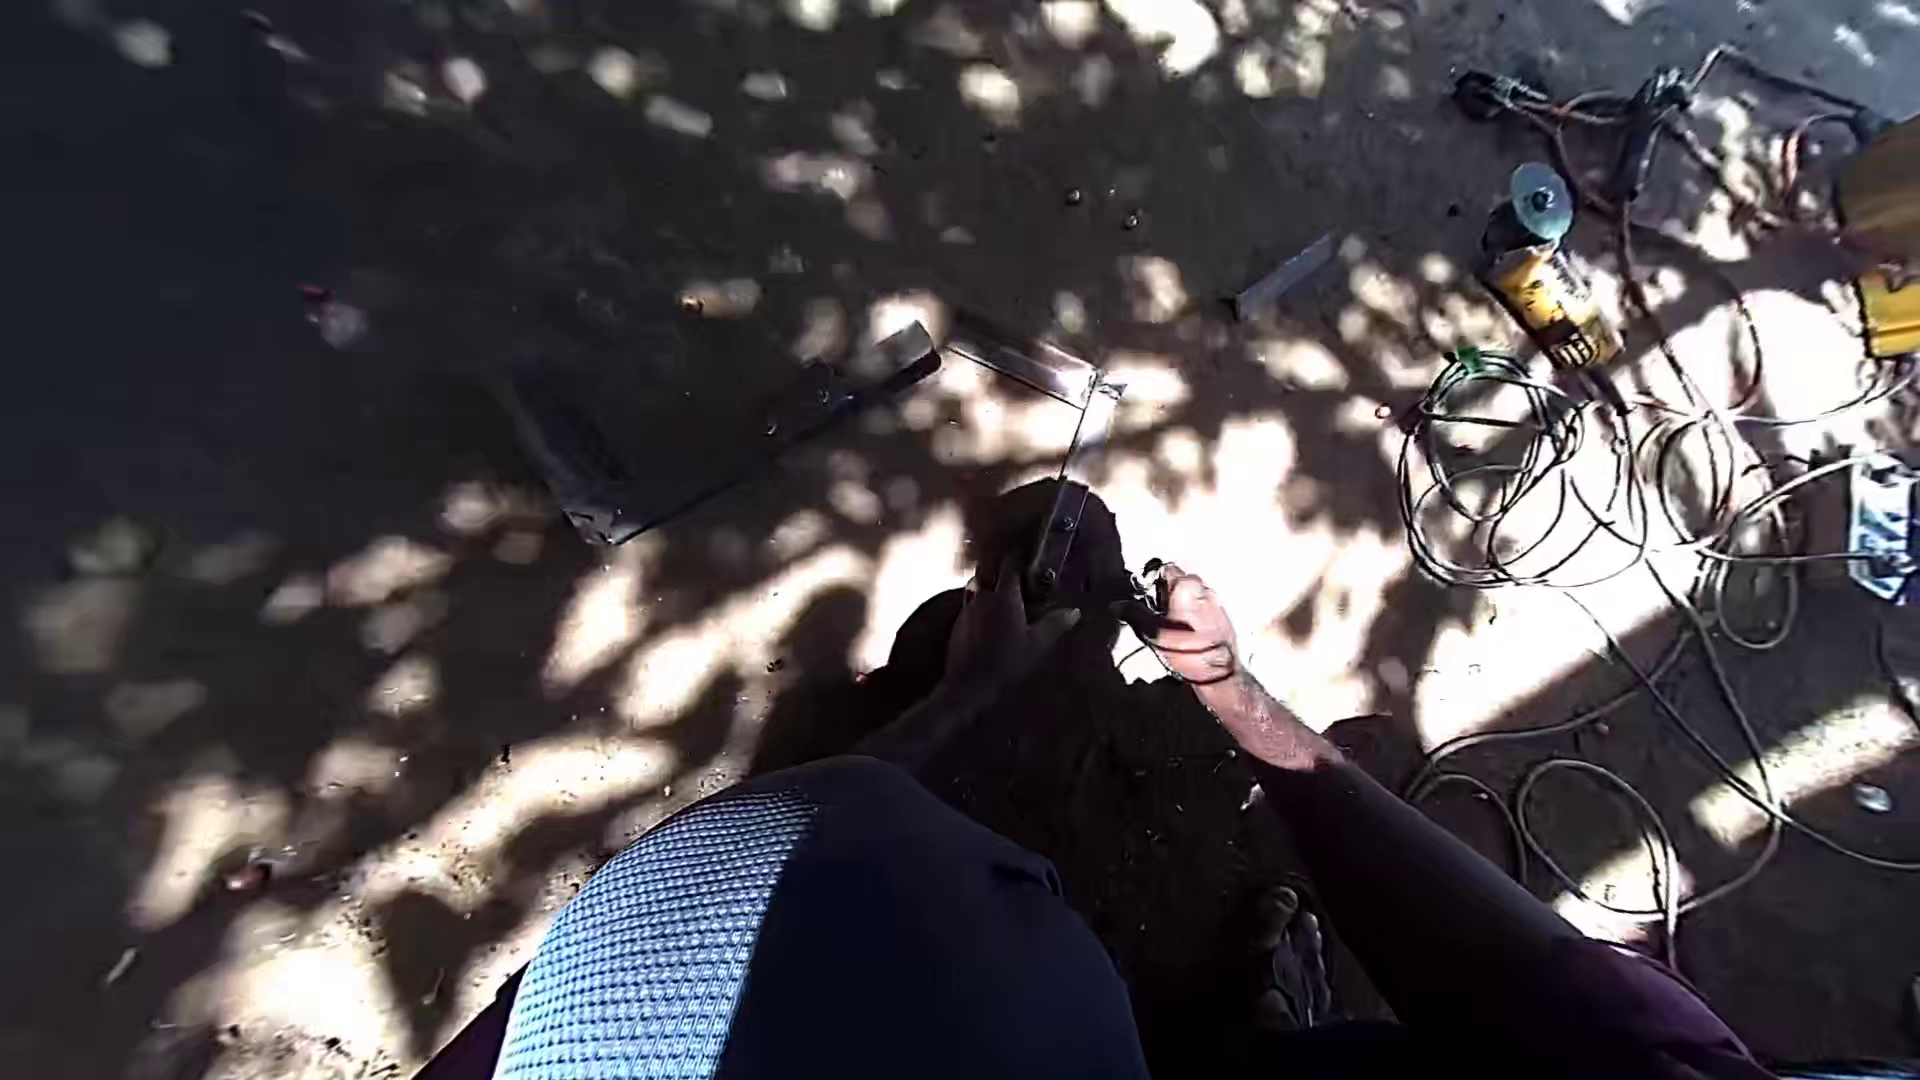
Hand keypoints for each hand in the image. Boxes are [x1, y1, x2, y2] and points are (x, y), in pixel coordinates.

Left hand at [942, 557, 1080, 690]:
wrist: (968, 686)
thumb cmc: (1005, 664)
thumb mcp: (1037, 645)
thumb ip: (1055, 624)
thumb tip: (1073, 612)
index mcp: (1004, 597)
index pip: (1009, 564)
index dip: (1018, 558)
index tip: (1026, 557)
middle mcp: (982, 598)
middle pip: (989, 572)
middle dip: (1000, 570)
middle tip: (1015, 575)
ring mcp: (967, 610)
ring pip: (975, 587)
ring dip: (987, 585)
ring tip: (1001, 594)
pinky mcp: (957, 625)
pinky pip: (968, 605)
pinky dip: (977, 604)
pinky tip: (986, 618)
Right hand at [1142, 563, 1239, 684]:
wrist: (1218, 675)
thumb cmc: (1187, 651)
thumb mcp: (1152, 632)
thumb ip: (1134, 613)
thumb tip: (1117, 605)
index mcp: (1187, 586)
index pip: (1165, 569)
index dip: (1152, 581)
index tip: (1145, 595)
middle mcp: (1204, 589)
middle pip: (1179, 580)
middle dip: (1168, 592)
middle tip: (1156, 611)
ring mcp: (1216, 602)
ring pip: (1192, 593)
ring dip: (1181, 603)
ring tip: (1171, 624)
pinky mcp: (1223, 616)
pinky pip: (1203, 606)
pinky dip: (1193, 614)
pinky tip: (1186, 631)